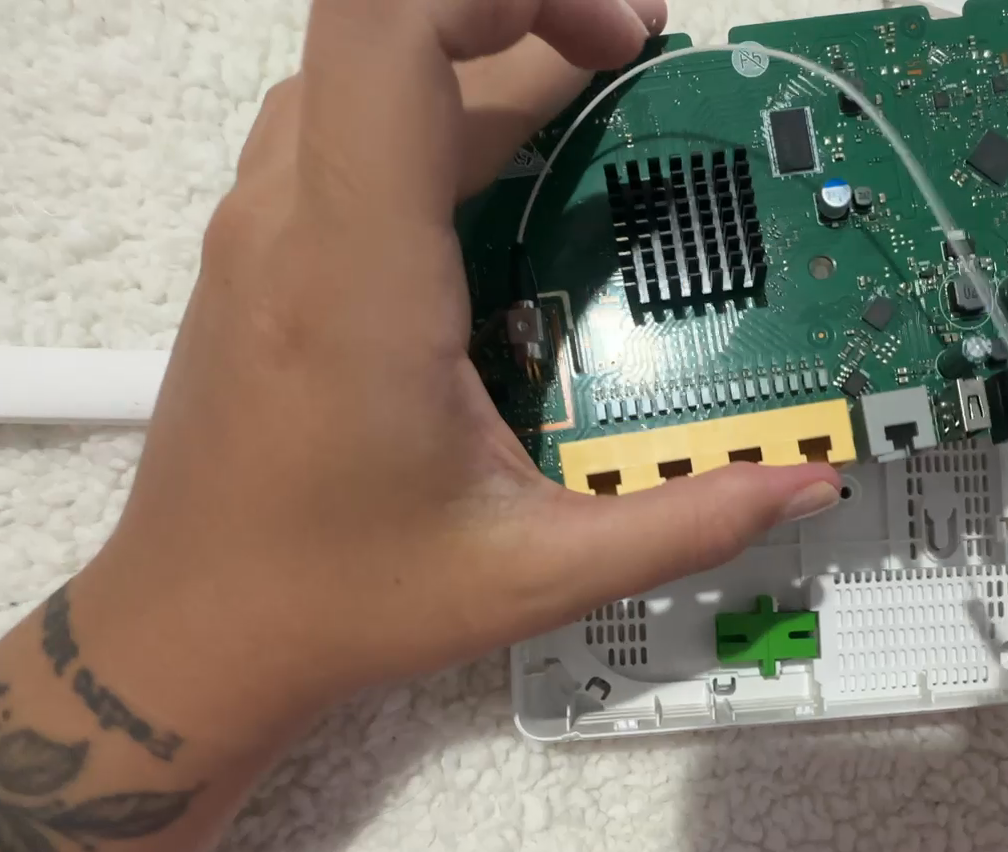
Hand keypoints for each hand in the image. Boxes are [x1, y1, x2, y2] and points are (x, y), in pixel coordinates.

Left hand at [77, 0, 840, 729]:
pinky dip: (435, 129)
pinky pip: (346, 145)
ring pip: (363, 85)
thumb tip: (808, 484)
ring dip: (478, 70)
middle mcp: (292, 228)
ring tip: (592, 118)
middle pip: (387, 36)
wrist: (198, 633)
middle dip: (524, 19)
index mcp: (360, 280)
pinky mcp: (263, 269)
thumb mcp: (543, 574)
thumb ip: (687, 525)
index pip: (388, 29)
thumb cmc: (356, 603)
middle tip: (643, 74)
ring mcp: (261, 241)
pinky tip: (508, 206)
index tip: (624, 39)